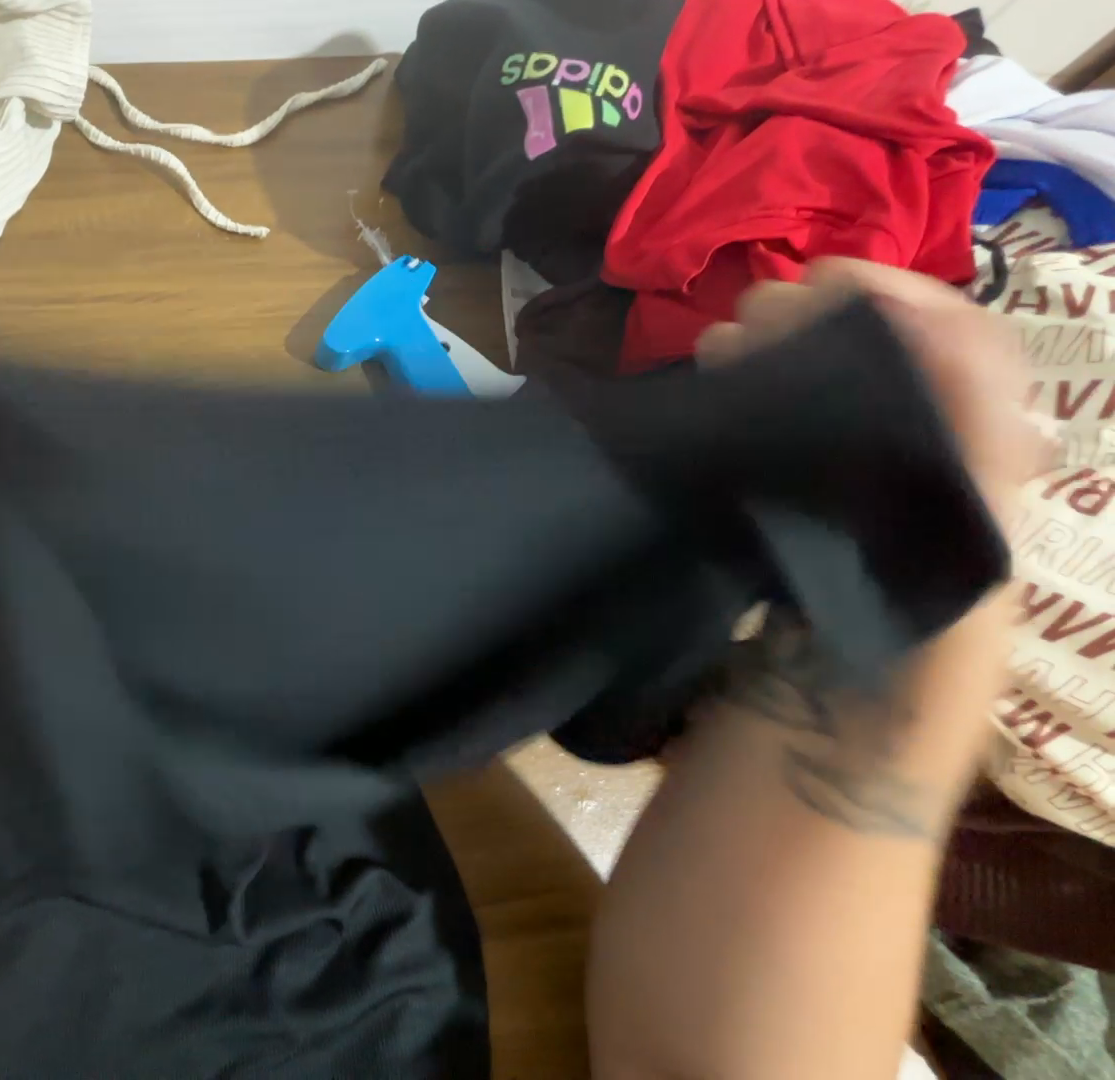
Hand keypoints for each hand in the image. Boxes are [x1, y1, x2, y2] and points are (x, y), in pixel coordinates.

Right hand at [694, 259, 1034, 820]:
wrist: (798, 803)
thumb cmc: (867, 712)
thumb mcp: (928, 590)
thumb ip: (938, 485)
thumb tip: (913, 357)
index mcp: (973, 507)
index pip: (966, 371)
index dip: (905, 309)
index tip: (811, 284)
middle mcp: (919, 507)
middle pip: (892, 383)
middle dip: (825, 332)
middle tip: (742, 319)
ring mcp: (844, 532)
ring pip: (827, 420)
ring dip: (779, 371)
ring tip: (713, 355)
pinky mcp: (780, 560)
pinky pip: (771, 468)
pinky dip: (740, 427)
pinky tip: (699, 421)